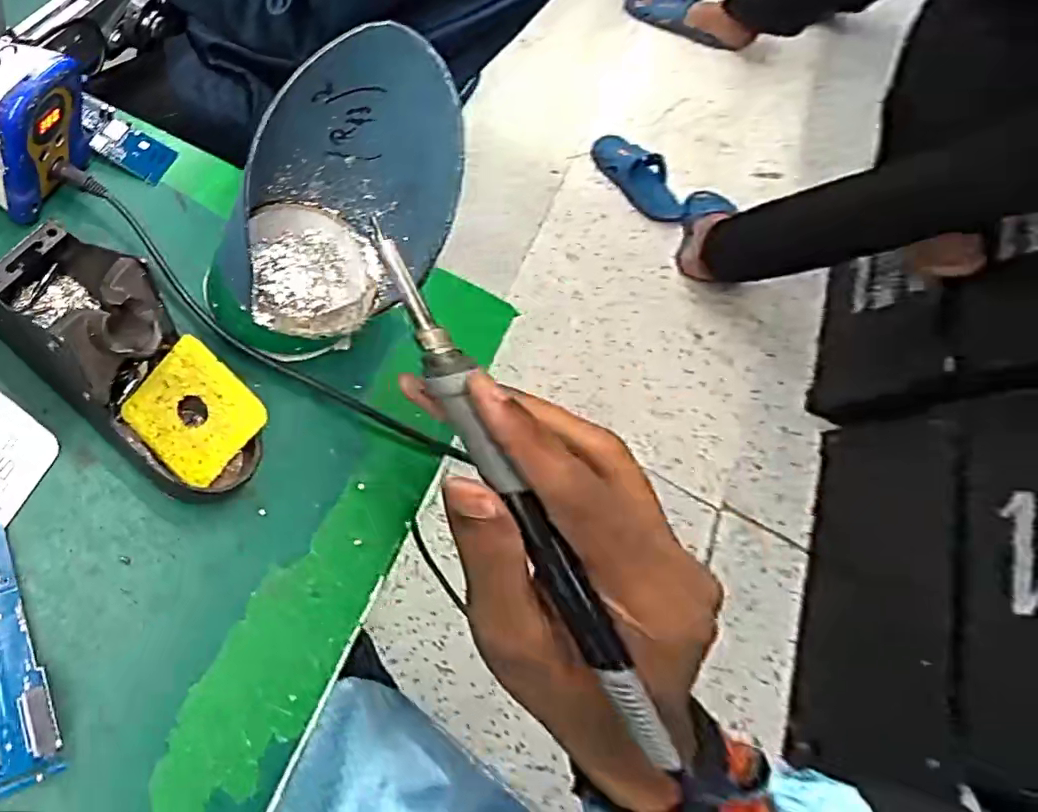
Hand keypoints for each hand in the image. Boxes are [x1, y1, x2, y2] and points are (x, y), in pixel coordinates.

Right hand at [400, 372, 722, 811]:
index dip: (525, 439)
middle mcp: (671, 558)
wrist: (631, 738)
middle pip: (599, 459)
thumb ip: (491, 561)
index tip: (475, 393)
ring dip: (528, 420)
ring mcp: (666, 543)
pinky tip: (499, 433)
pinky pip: (594, 472)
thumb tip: (464, 484)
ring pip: (599, 457)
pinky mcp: (645, 533)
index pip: (582, 496)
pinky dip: (541, 442)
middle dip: (522, 413)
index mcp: (648, 593)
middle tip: (454, 387)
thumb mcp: (511, 642)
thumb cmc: (565, 697)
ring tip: (465, 399)